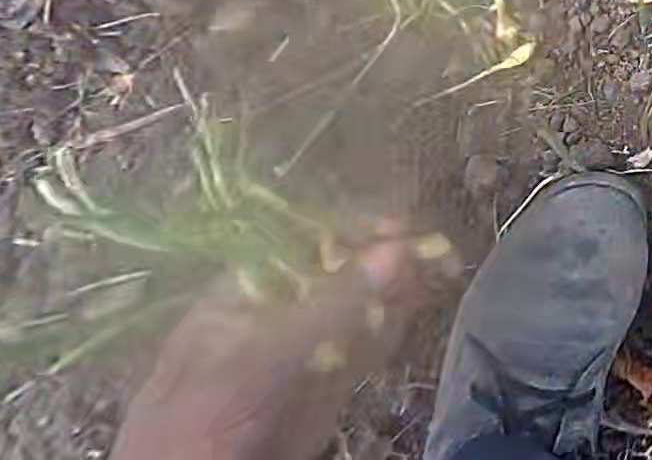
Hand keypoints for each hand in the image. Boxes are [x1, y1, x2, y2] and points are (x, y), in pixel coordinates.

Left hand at [112, 227, 454, 459]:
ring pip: (369, 290)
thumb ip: (332, 304)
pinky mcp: (336, 365)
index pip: (309, 239)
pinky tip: (433, 291)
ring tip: (447, 263)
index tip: (401, 225)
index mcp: (248, 292)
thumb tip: (399, 249)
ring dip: (408, 275)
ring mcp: (312, 335)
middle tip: (436, 245)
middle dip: (392, 250)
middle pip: (348, 261)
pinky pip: (378, 326)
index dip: (356, 227)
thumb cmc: (203, 426)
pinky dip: (407, 307)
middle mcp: (285, 304)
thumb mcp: (262, 362)